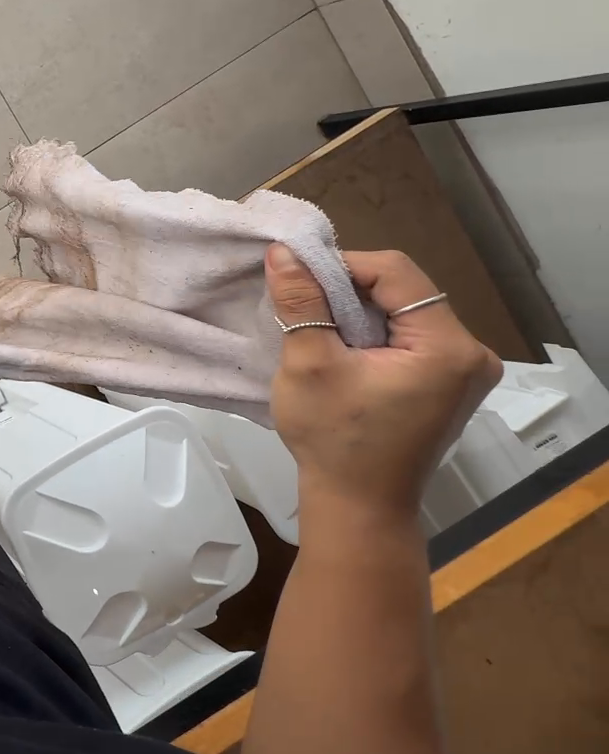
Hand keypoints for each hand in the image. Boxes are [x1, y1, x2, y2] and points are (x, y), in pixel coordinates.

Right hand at [266, 244, 501, 526]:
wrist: (358, 499)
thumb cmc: (334, 434)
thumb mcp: (308, 362)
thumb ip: (301, 304)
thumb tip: (284, 253)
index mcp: (447, 346)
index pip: (396, 273)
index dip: (339, 267)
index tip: (294, 283)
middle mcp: (469, 353)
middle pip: (402, 292)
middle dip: (344, 292)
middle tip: (298, 310)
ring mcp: (462, 371)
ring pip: (401, 314)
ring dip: (352, 314)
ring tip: (313, 333)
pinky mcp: (445, 384)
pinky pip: (405, 338)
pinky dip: (366, 335)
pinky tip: (337, 353)